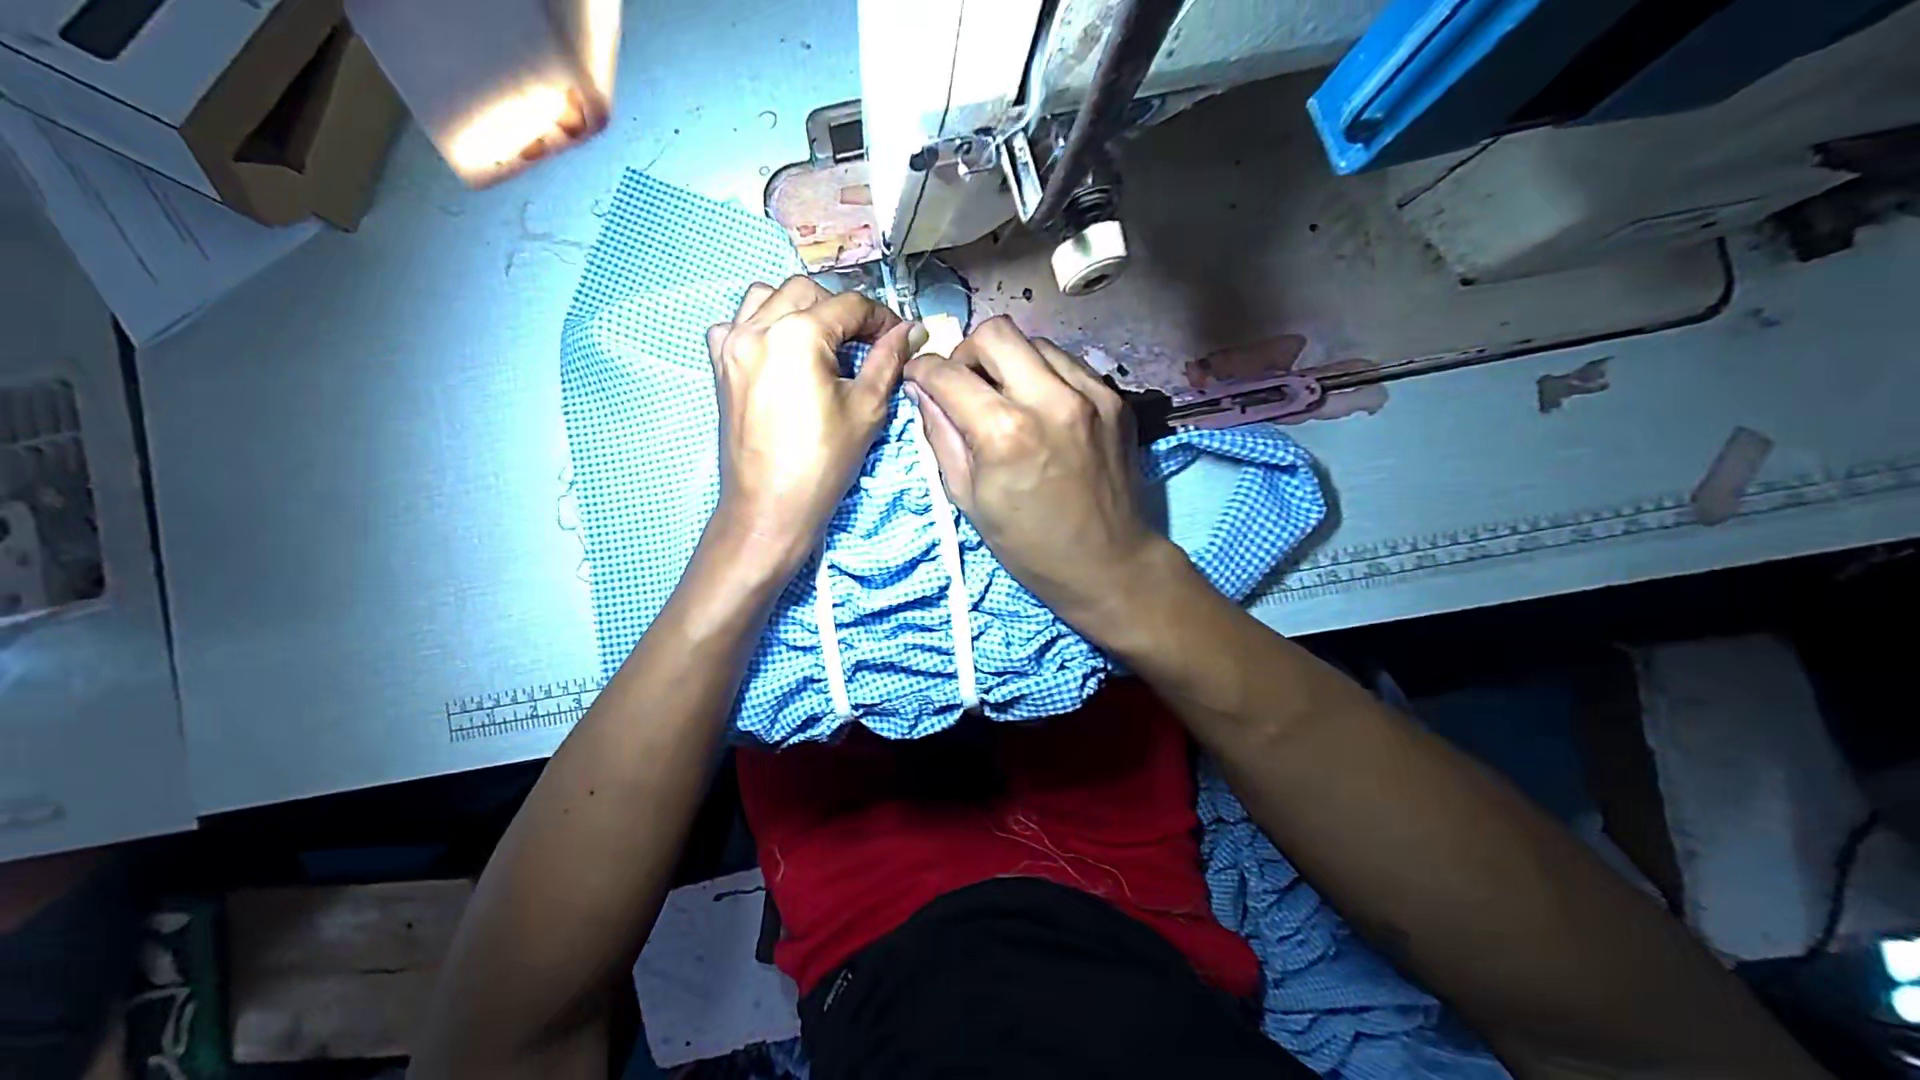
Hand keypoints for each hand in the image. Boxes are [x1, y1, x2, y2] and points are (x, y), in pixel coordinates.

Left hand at [706, 277, 921, 570]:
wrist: (770, 507)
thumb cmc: (823, 463)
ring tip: (822, 340)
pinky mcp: (720, 364)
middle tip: (866, 342)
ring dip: (799, 307)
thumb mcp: (867, 408)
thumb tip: (911, 331)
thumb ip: (888, 359)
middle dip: (841, 310)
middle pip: (807, 291)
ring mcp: (732, 343)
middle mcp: (759, 327)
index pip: (849, 305)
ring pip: (767, 296)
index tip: (900, 335)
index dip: (882, 318)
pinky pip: (737, 322)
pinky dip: (761, 323)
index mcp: (797, 334)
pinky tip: (780, 350)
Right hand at [904, 316, 1183, 636]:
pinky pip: (1068, 364)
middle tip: (967, 384)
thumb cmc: (1028, 545)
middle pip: (996, 332)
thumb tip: (922, 391)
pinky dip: (1045, 376)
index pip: (949, 373)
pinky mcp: (1115, 399)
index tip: (919, 377)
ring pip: (1036, 341)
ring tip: (1008, 398)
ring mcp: (1091, 395)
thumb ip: (941, 435)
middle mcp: (1051, 400)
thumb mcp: (968, 498)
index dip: (923, 371)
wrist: (1107, 564)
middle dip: (968, 352)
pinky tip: (1043, 409)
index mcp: (1006, 433)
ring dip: (1010, 362)